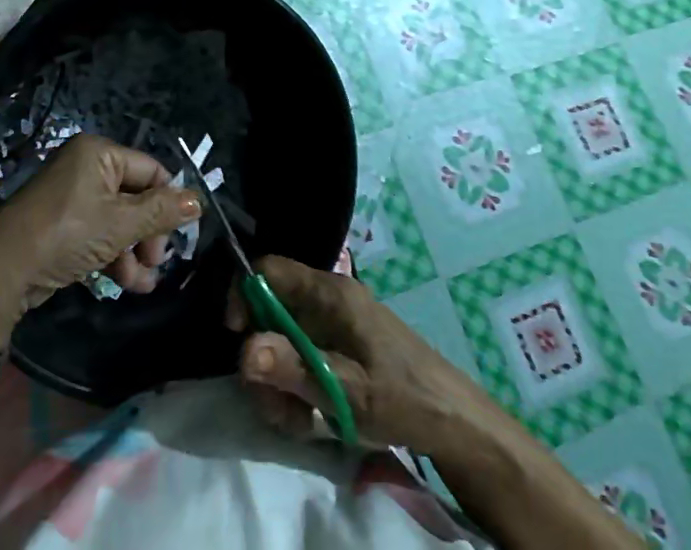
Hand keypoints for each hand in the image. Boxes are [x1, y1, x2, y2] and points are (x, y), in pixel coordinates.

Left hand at [0, 136, 200, 363]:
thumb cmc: (66, 234)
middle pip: (137, 197)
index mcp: (99, 154)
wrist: (1, 272)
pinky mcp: (64, 225)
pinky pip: (101, 234)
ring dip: (135, 251)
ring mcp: (73, 198)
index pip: (151, 170)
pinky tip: (127, 283)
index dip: (169, 201)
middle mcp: (87, 168)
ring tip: (141, 282)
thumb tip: (199, 202)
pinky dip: (115, 256)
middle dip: (149, 234)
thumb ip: (162, 212)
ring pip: (121, 221)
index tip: (180, 234)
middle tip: (157, 261)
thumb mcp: (121, 223)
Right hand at [227, 256, 507, 457]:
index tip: (238, 338)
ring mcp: (333, 323)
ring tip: (296, 421)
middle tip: (273, 403)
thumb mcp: (347, 390)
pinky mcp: (338, 346)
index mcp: (331, 294)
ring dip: (277, 381)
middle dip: (261, 358)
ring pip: (280, 339)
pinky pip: (299, 355)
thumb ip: (296, 368)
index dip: (243, 296)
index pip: (268, 269)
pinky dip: (294, 386)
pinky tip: (308, 419)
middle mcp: (328, 299)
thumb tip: (245, 350)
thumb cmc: (403, 398)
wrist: (452, 420)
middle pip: (268, 311)